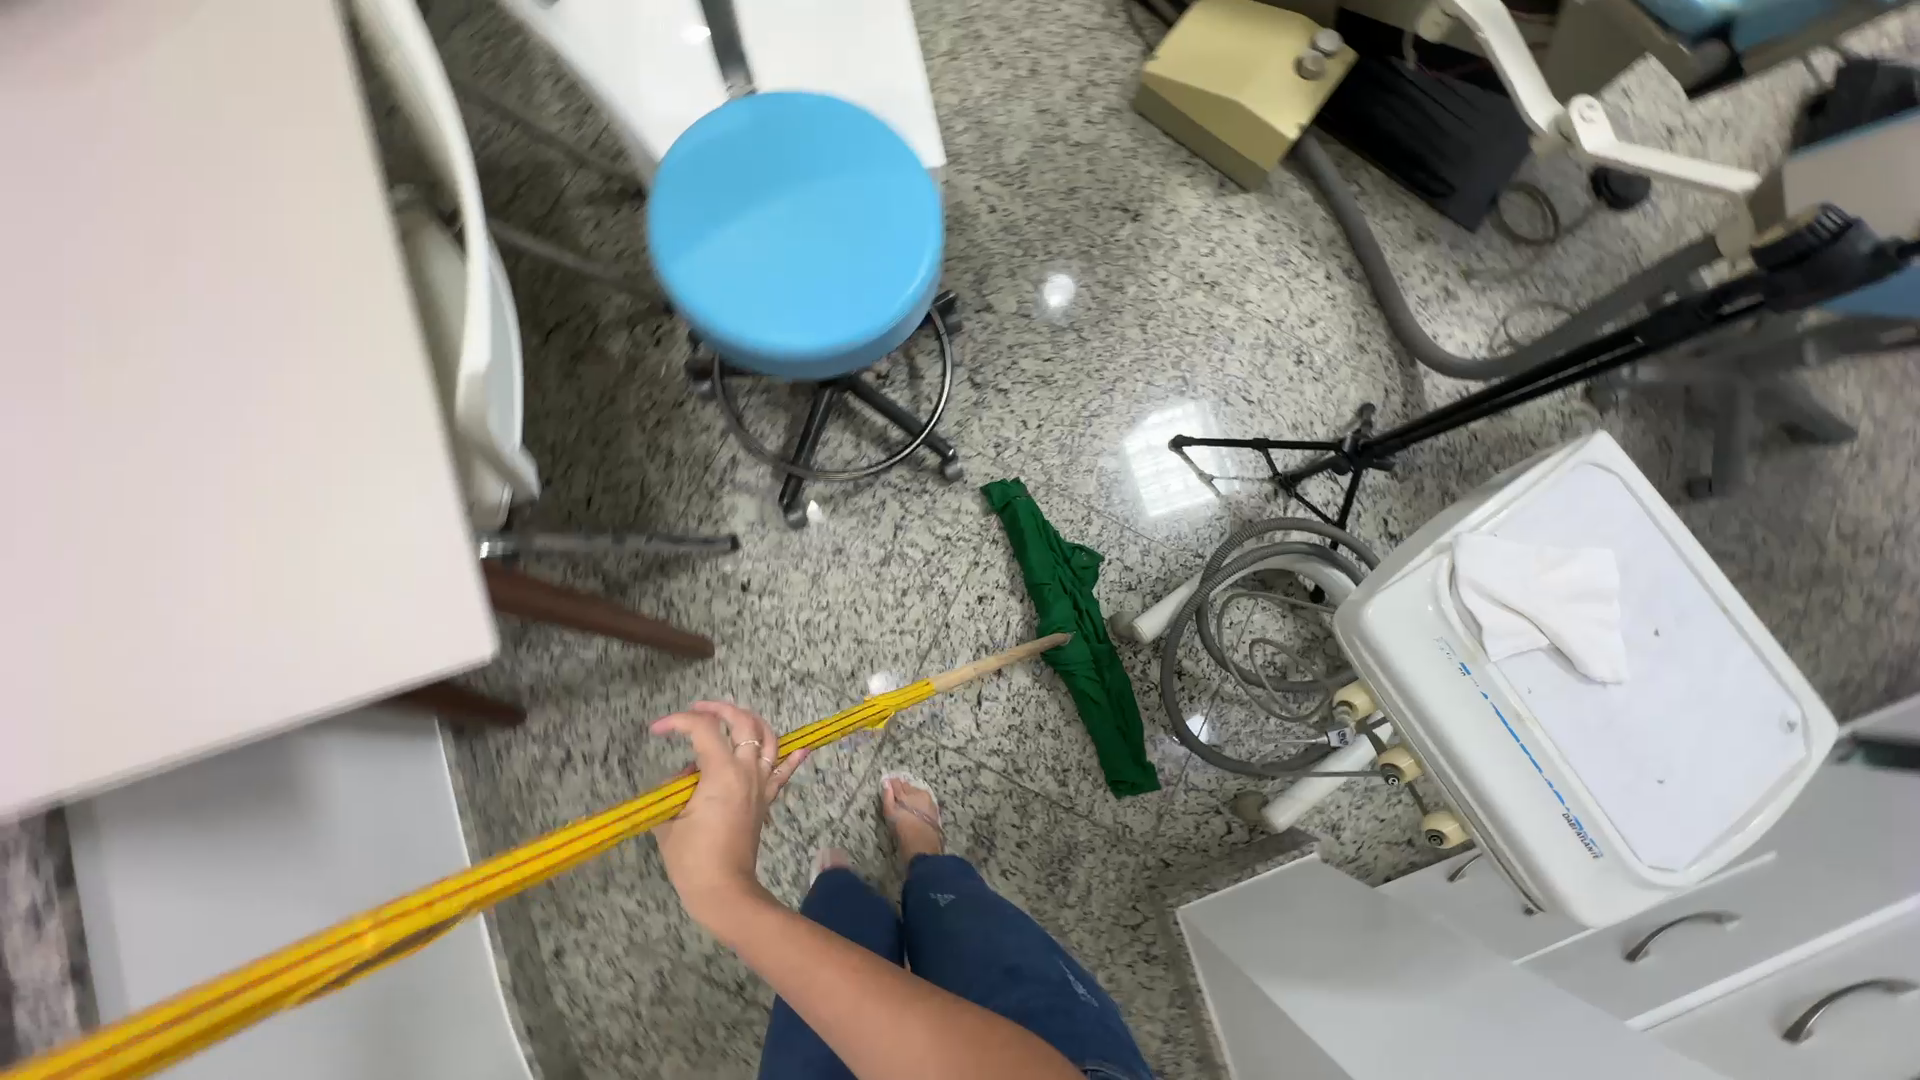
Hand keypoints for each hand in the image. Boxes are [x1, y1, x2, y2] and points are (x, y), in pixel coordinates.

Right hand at [650, 701, 809, 931]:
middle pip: (743, 723)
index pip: (703, 729)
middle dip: (720, 709)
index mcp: (721, 772)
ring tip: (735, 718)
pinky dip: (793, 757)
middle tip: (699, 709)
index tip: (658, 729)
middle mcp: (747, 770)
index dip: (679, 721)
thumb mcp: (669, 820)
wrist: (724, 888)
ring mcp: (762, 784)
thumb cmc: (692, 858)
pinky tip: (802, 747)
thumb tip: (684, 778)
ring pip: (769, 739)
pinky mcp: (768, 799)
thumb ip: (673, 791)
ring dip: (753, 722)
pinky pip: (784, 772)